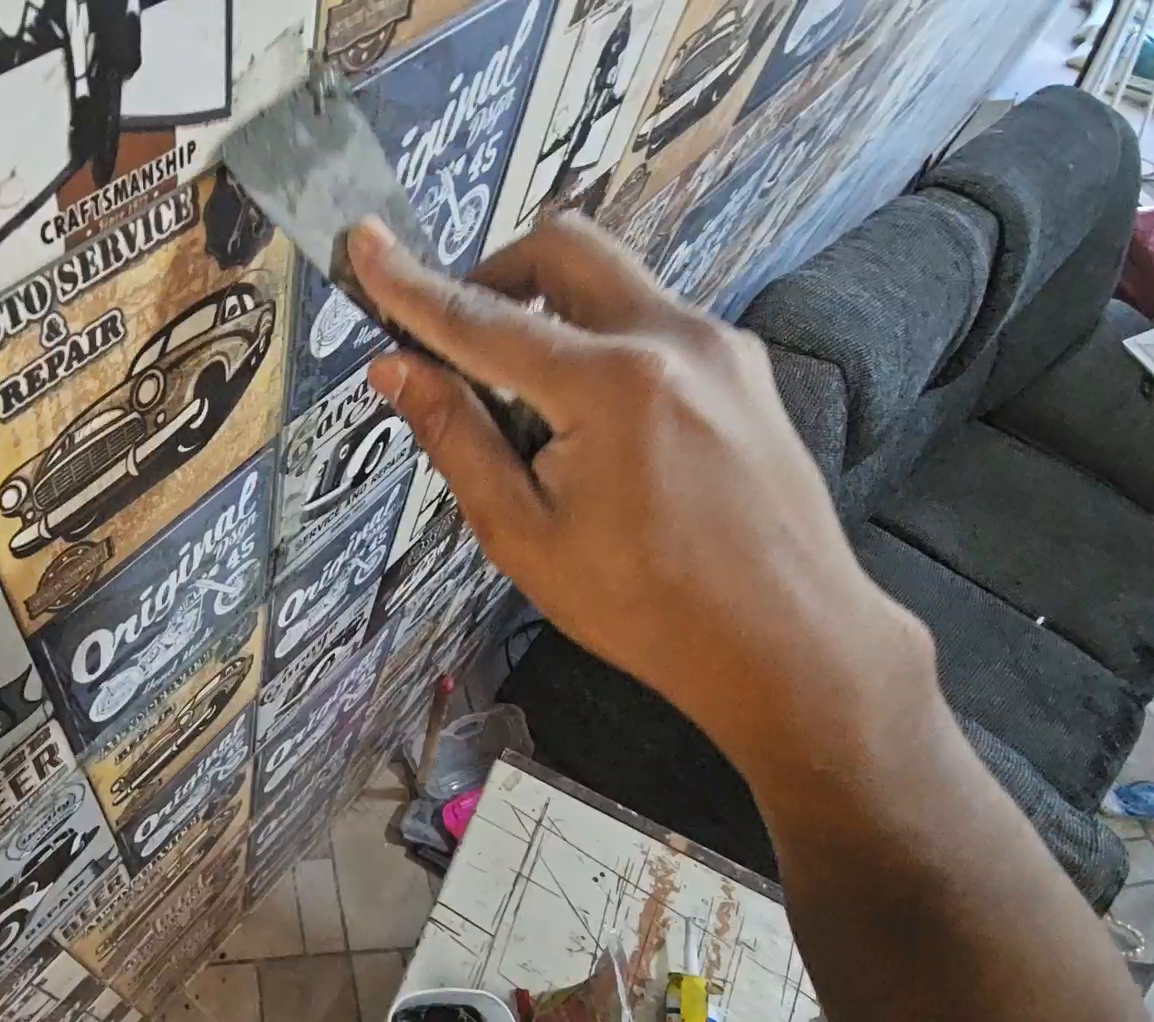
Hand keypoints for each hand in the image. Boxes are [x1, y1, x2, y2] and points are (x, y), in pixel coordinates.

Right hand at [347, 214, 931, 765]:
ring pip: (608, 280)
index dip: (412, 287)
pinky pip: (645, 319)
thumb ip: (456, 435)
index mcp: (611, 385)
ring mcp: (721, 345)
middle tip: (460, 346)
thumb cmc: (640, 604)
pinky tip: (587, 423)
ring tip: (526, 407)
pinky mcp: (741, 367)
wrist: (788, 644)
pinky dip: (591, 341)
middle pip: (564, 248)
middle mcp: (674, 338)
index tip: (365, 244)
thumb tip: (395, 369)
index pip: (483, 320)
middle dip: (494, 276)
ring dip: (546, 315)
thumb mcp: (520, 532)